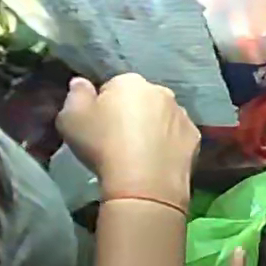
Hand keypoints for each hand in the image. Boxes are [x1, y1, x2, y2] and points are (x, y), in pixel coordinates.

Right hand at [56, 73, 198, 206]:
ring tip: (140, 155)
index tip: (99, 126)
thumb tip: (81, 83)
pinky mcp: (195, 137)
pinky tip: (158, 162)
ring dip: (154, 128)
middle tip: (119, 141)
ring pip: (163, 117)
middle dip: (132, 114)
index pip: (113, 87)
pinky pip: (178, 137)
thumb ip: (76, 95)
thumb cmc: (103, 146)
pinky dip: (170, 145)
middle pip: (142, 100)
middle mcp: (161, 92)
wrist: (144, 184)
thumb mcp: (70, 118)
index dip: (104, 107)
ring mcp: (182, 114)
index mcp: (130, 82)